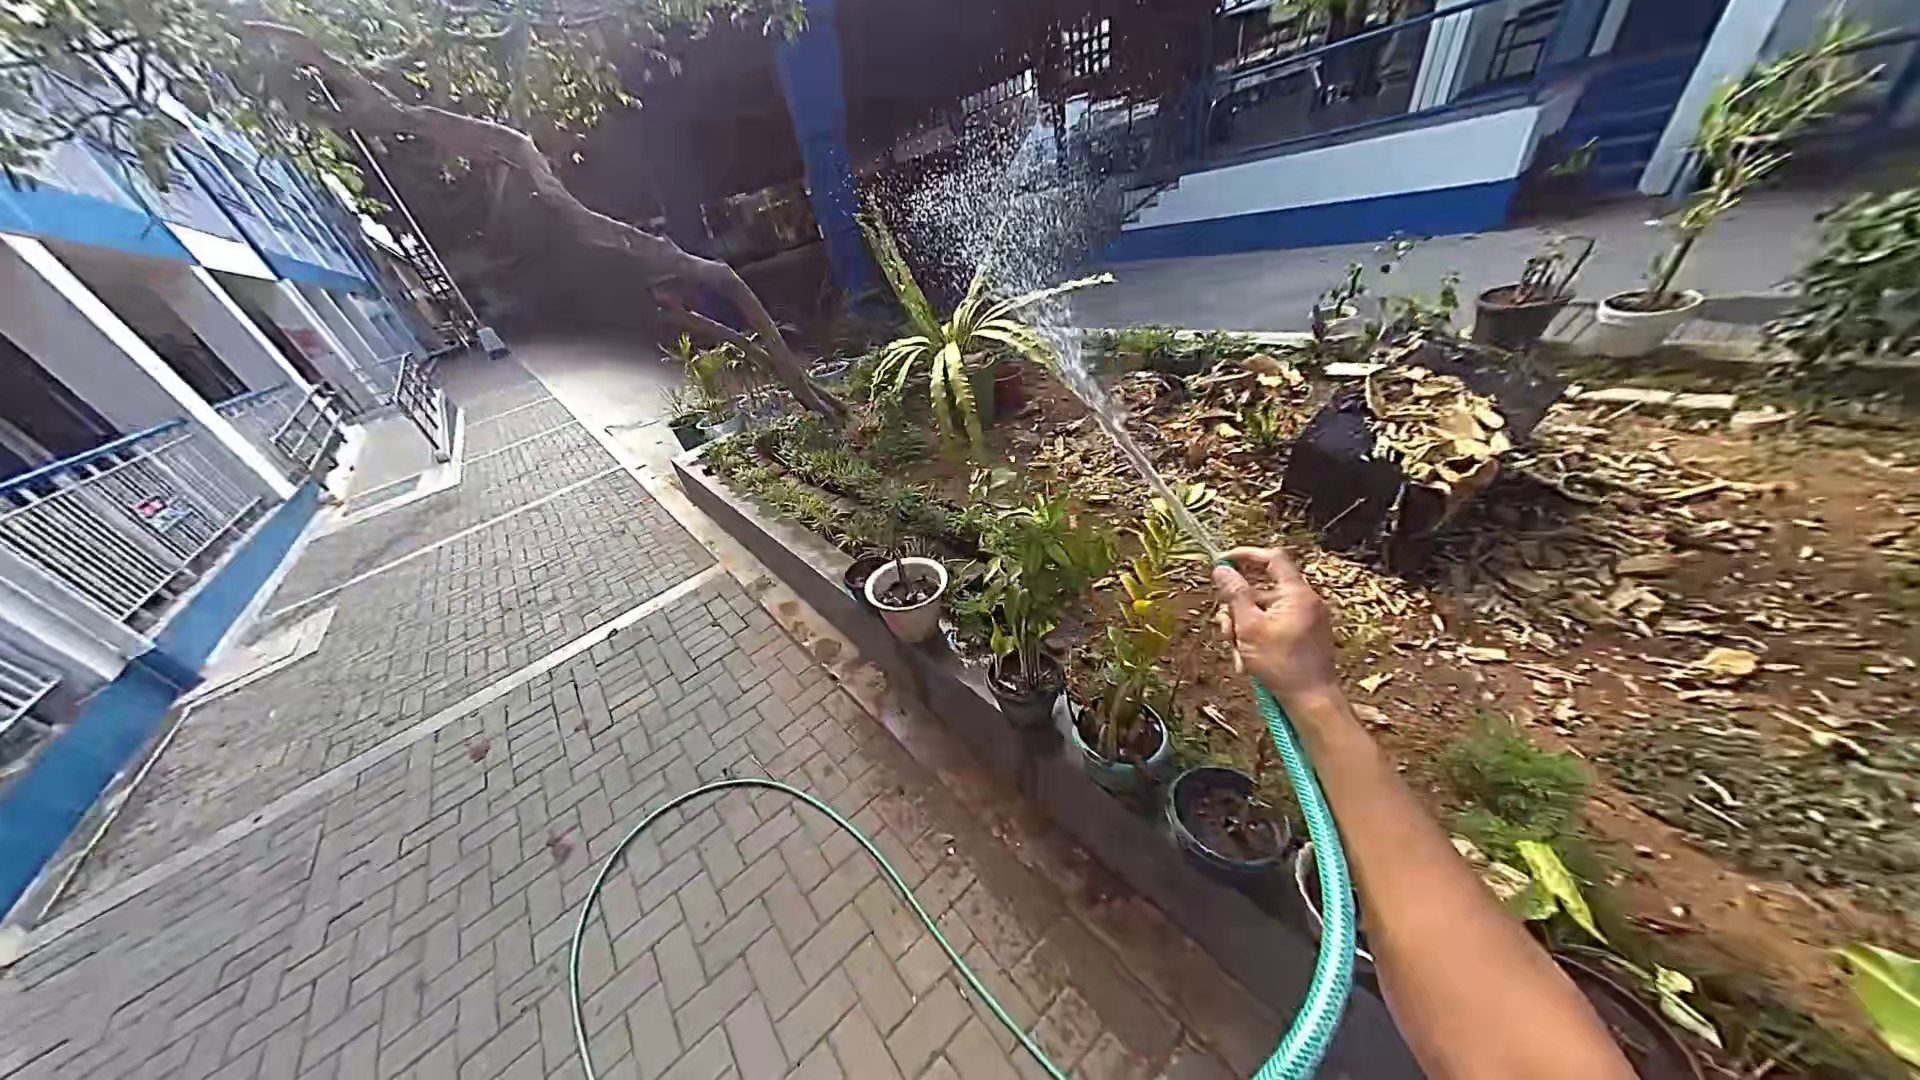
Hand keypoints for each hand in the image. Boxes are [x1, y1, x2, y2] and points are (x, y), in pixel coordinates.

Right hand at [1212, 547, 1338, 705]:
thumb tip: (1221, 569)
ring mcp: (1304, 620)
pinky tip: (1246, 658)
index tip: (1222, 562)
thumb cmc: (1281, 663)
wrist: (1310, 700)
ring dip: (1242, 627)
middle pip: (1260, 589)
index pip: (1272, 558)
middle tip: (1226, 626)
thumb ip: (1234, 594)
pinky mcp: (1301, 635)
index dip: (1245, 555)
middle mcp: (1304, 602)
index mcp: (1296, 594)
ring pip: (1261, 611)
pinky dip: (1254, 637)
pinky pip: (1270, 625)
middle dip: (1236, 607)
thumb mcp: (1249, 626)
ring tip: (1237, 650)